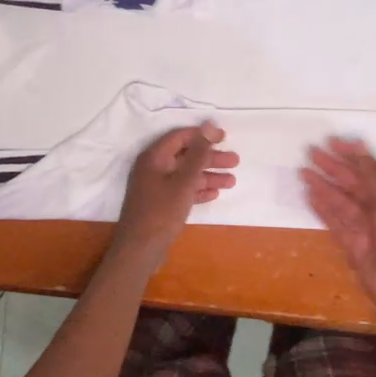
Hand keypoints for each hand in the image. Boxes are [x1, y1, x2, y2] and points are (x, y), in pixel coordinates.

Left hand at [113, 122, 238, 269]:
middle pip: (186, 156)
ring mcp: (156, 187)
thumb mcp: (184, 181)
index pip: (181, 137)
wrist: (140, 250)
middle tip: (235, 161)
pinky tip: (214, 194)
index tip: (224, 137)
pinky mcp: (161, 204)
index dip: (203, 135)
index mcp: (154, 157)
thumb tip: (209, 125)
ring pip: (186, 175)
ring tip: (232, 181)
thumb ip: (198, 154)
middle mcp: (153, 168)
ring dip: (208, 177)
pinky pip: (182, 190)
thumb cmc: (161, 211)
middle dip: (211, 159)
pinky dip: (198, 191)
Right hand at [302, 137, 375, 330]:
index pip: (369, 168)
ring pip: (339, 200)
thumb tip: (359, 147)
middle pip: (351, 182)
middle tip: (310, 152)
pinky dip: (322, 208)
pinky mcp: (351, 242)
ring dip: (322, 185)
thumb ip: (372, 176)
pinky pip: (334, 220)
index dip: (351, 154)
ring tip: (303, 172)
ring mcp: (363, 225)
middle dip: (332, 167)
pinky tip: (309, 196)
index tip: (331, 141)